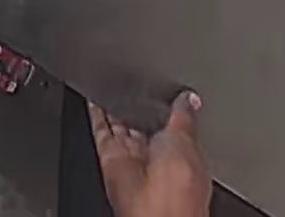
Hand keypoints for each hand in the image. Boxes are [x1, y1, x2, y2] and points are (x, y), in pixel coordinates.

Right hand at [88, 91, 209, 216]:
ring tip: (112, 81)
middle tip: (136, 80)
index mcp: (182, 156)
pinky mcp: (109, 155)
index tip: (167, 89)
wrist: (154, 211)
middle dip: (140, 105)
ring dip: (116, 104)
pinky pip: (100, 127)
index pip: (173, 126)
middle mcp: (155, 158)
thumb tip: (190, 98)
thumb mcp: (187, 140)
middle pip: (144, 124)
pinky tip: (94, 95)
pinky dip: (94, 111)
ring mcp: (131, 156)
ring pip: (121, 124)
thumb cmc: (180, 188)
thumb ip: (184, 116)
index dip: (169, 107)